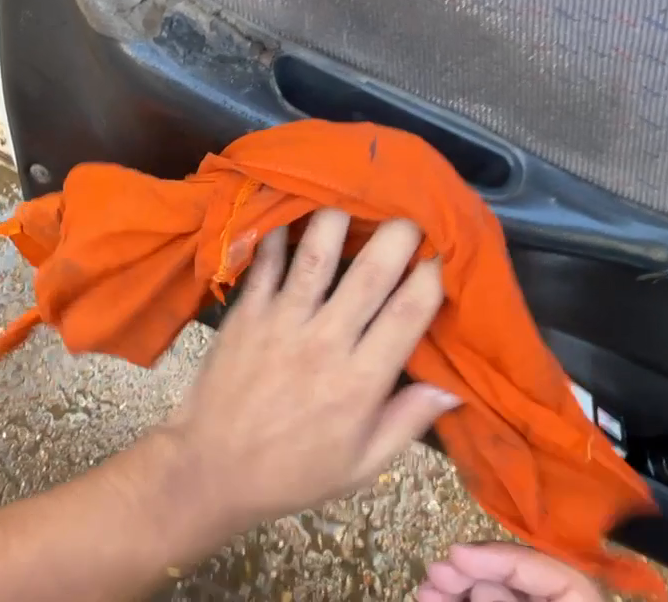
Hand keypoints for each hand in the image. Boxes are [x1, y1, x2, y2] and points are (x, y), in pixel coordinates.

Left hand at [156, 209, 457, 533]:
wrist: (213, 466)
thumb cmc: (294, 470)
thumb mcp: (362, 465)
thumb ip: (407, 422)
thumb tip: (454, 389)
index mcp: (360, 382)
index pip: (407, 315)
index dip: (431, 277)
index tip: (443, 252)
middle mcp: (324, 342)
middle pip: (368, 275)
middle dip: (395, 236)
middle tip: (409, 212)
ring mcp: (281, 320)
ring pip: (314, 255)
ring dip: (337, 220)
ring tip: (352, 196)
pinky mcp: (246, 311)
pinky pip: (264, 261)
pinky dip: (277, 231)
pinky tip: (289, 205)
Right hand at [418, 543, 605, 601]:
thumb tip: (482, 586)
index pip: (551, 569)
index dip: (500, 558)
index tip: (455, 553)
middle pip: (519, 580)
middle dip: (472, 573)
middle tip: (434, 572)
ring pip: (499, 595)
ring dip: (459, 589)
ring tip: (425, 591)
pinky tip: (434, 600)